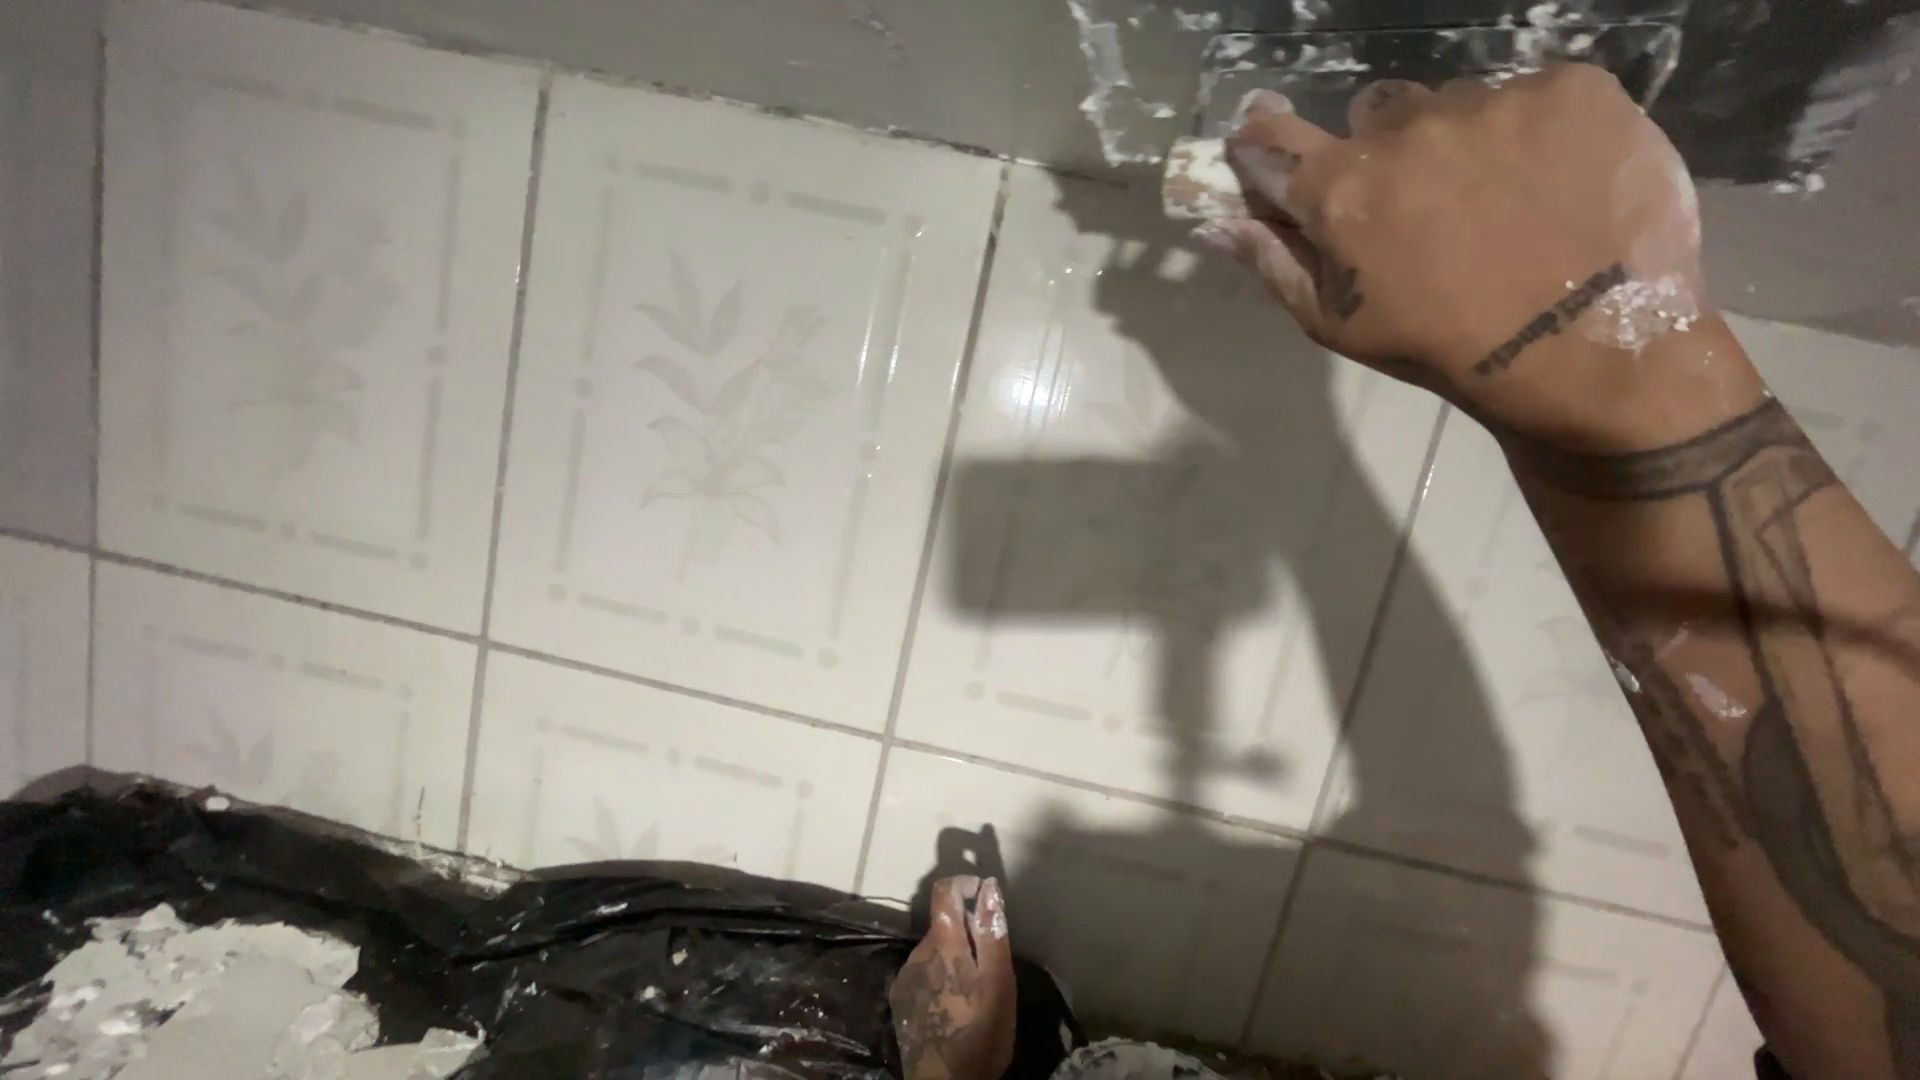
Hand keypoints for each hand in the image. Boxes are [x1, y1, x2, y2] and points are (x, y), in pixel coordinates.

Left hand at [890, 876, 1016, 1079]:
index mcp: (943, 943)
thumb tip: (988, 886)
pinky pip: (923, 973)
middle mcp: (918, 952)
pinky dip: (939, 978)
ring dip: (951, 959)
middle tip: (987, 966)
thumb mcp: (999, 982)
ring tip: (971, 993)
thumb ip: (992, 931)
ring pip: (933, 951)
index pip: (944, 891)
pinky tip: (952, 1007)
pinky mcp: (900, 998)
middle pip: (942, 925)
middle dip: (965, 934)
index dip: (963, 884)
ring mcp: (905, 976)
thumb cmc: (980, 1033)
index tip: (982, 894)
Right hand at [1198, 65, 1749, 449]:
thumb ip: (1273, 263)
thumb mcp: (1335, 322)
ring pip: (1450, 102)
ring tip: (1493, 196)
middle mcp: (1405, 128)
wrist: (1583, 348)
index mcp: (1340, 190)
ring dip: (1454, 138)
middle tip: (1415, 206)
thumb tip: (1217, 224)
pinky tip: (1546, 181)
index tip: (1269, 145)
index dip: (1265, 141)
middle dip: (1379, 153)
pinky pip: (1526, 94)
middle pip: (1370, 117)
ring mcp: (1492, 100)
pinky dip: (1525, 130)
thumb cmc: (1437, 345)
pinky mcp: (1569, 87)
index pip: (1273, 138)